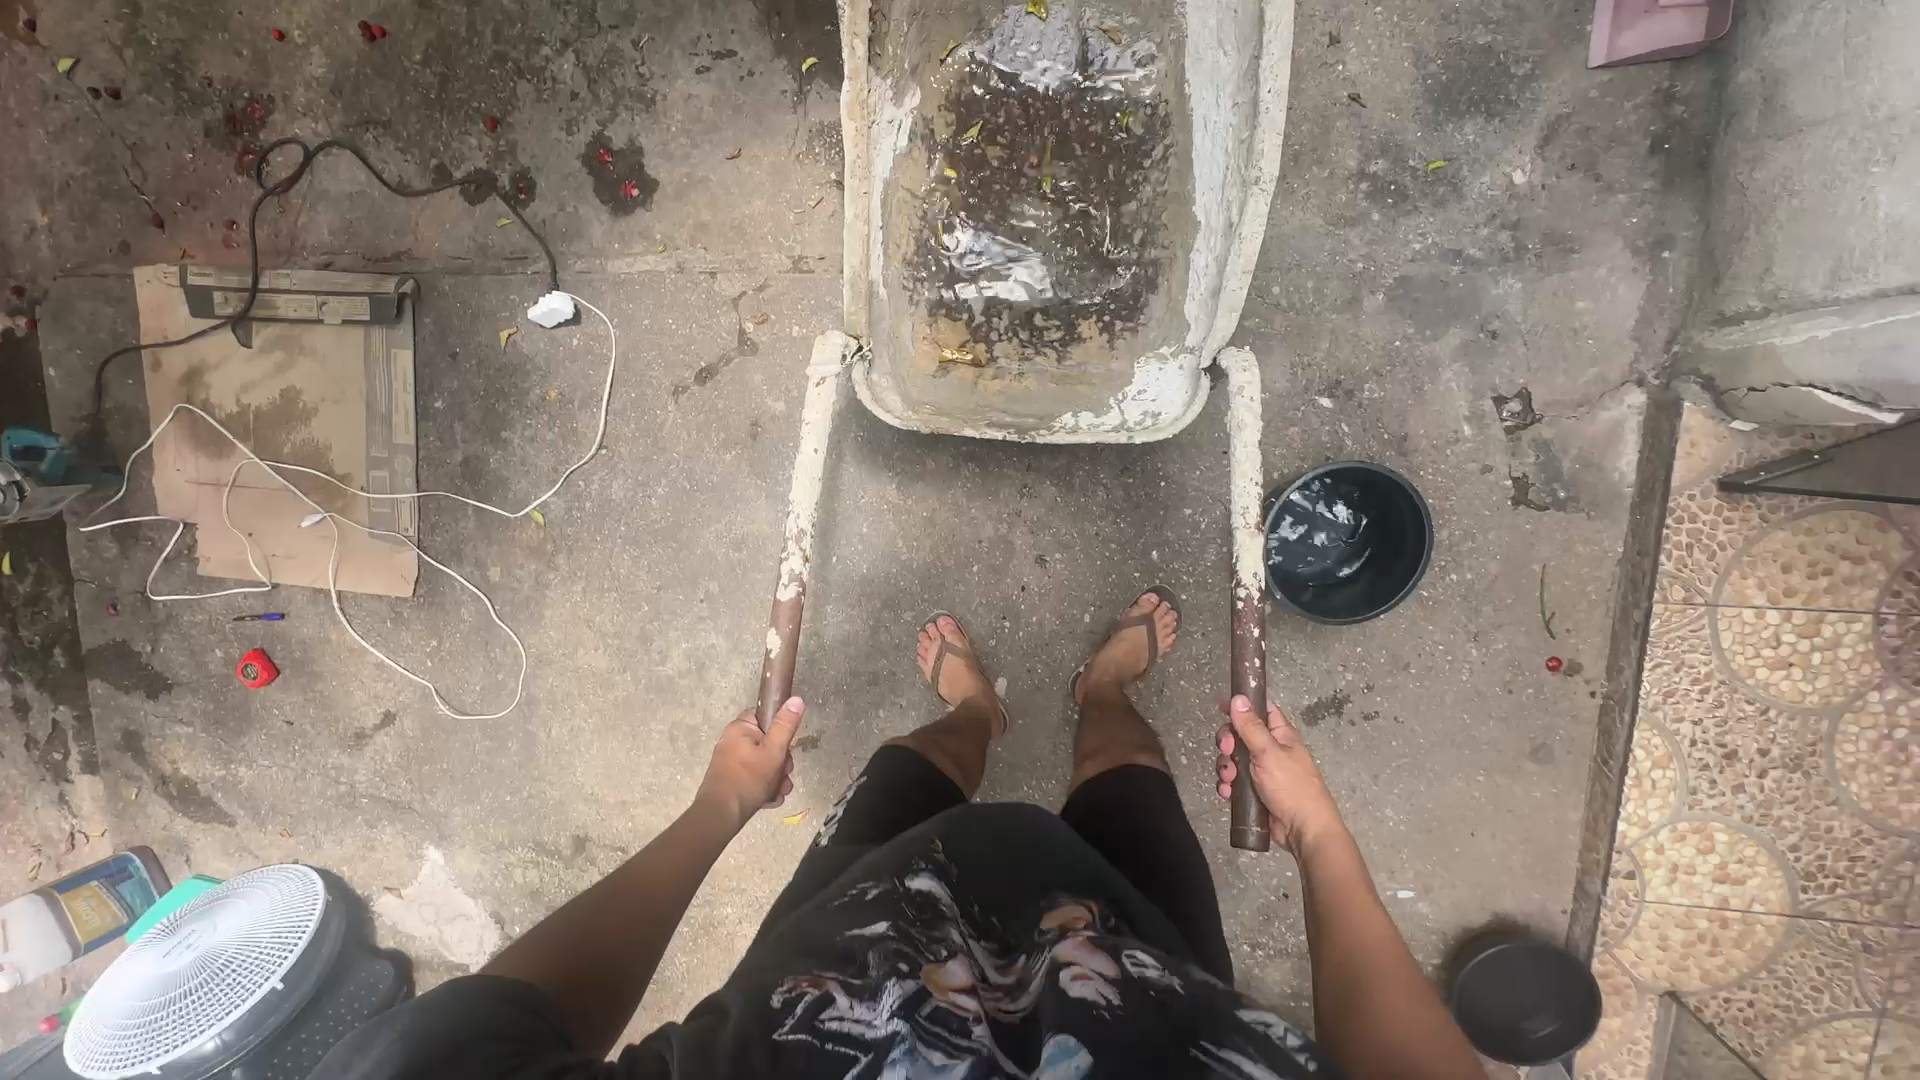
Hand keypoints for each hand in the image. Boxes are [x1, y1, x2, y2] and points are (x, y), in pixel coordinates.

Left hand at [695, 697, 803, 827]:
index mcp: (740, 728)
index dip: (780, 728)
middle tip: (785, 772)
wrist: (721, 816)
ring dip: (776, 778)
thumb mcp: (774, 751)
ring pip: (764, 763)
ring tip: (780, 791)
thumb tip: (797, 699)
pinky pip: (754, 778)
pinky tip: (770, 799)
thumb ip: (785, 726)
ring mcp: (731, 762)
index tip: (788, 744)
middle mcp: (733, 741)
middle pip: (768, 742)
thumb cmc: (748, 779)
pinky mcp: (731, 780)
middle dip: (782, 761)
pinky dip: (765, 787)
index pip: (765, 716)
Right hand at [1216, 695, 1345, 856]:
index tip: (1221, 706)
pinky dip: (1227, 784)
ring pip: (1233, 758)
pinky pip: (1233, 780)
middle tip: (1227, 750)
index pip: (1261, 710)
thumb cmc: (1291, 787)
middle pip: (1240, 734)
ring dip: (1225, 766)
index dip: (1243, 705)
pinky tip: (1228, 792)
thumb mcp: (1269, 753)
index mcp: (1280, 736)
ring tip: (1229, 779)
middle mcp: (1271, 750)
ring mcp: (1262, 771)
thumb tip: (1238, 697)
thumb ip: (1251, 726)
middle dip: (1228, 741)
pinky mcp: (1254, 790)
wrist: (1303, 831)